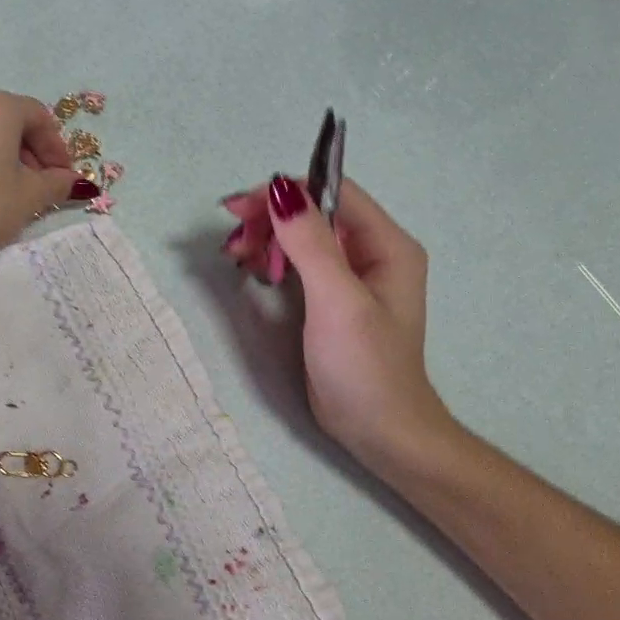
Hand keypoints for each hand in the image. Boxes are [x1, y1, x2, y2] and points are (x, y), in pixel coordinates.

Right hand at [222, 176, 450, 455]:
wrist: (379, 429)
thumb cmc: (363, 365)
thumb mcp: (335, 300)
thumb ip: (310, 243)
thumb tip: (278, 189)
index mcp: (387, 245)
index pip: (333, 193)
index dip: (284, 194)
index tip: (236, 210)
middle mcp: (373, 252)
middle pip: (313, 212)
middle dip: (268, 219)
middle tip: (232, 243)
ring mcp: (352, 276)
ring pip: (301, 235)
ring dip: (265, 239)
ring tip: (237, 260)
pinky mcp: (332, 298)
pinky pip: (298, 260)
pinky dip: (271, 259)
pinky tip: (254, 272)